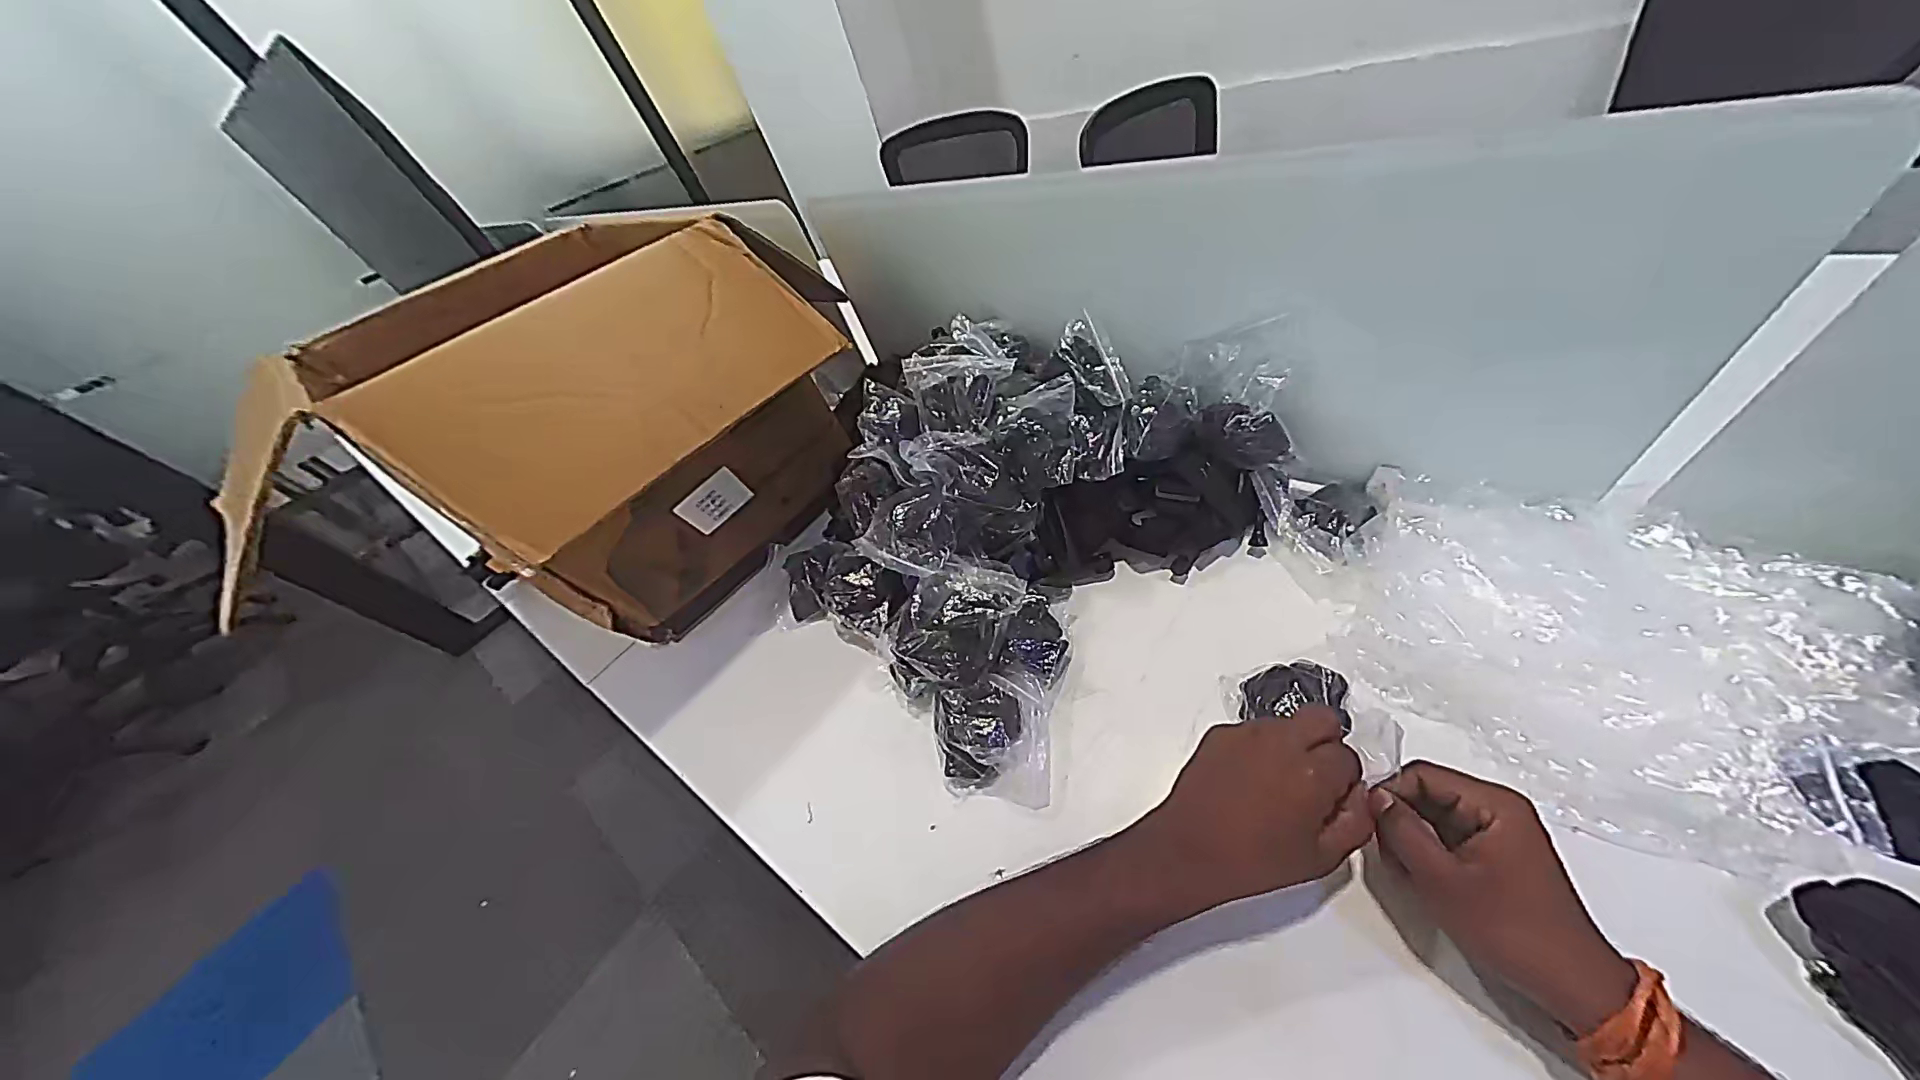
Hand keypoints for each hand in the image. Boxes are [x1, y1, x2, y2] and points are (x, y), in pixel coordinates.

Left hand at [1126, 706, 1373, 915]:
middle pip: (1322, 718)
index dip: (1345, 778)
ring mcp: (1246, 733)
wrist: (1191, 848)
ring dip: (1290, 744)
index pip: (1349, 756)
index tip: (1334, 796)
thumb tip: (1358, 797)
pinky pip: (1251, 731)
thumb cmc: (1254, 859)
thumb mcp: (1322, 856)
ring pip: (1285, 723)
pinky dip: (1257, 747)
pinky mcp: (1219, 734)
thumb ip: (1355, 821)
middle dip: (1326, 742)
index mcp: (1312, 771)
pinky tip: (1248, 780)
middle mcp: (1280, 741)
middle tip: (1315, 775)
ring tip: (1275, 783)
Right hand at [1371, 761, 1636, 1034]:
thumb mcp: (1440, 877)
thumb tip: (1375, 798)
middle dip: (1400, 821)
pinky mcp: (1494, 855)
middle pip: (1426, 794)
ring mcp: (1498, 833)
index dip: (1389, 794)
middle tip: (1389, 854)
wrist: (1571, 986)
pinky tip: (1424, 880)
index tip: (1371, 822)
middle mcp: (1498, 810)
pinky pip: (1446, 837)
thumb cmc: (1513, 931)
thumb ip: (1400, 829)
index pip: (1420, 774)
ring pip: (1432, 817)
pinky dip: (1427, 854)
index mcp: (1494, 804)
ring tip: (1408, 873)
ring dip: (1411, 841)